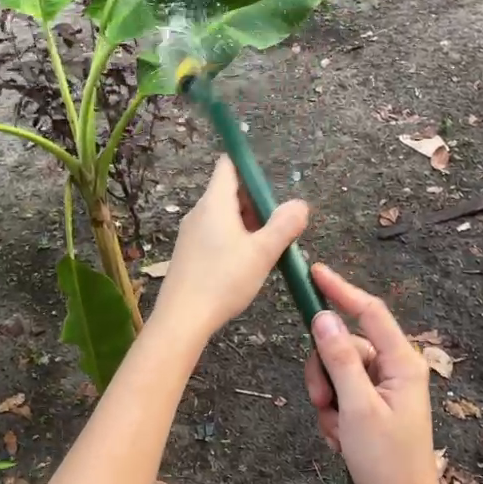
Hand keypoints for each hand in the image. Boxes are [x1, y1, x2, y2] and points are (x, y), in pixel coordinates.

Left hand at [150, 157, 308, 345]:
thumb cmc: (223, 281)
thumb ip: (284, 226)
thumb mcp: (262, 253)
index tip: (271, 191)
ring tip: (264, 252)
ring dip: (247, 227)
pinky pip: (215, 236)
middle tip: (276, 229)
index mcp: (214, 203)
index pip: (229, 165)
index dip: (251, 169)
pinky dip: (233, 242)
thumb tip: (300, 204)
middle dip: (256, 205)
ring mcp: (190, 234)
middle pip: (229, 192)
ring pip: (224, 217)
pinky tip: (244, 267)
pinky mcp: (188, 254)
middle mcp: (199, 212)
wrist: (182, 318)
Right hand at [302, 263, 446, 483]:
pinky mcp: (371, 408)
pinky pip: (340, 395)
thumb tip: (323, 317)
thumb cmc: (386, 461)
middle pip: (344, 346)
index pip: (369, 312)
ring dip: (327, 400)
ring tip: (336, 430)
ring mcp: (383, 389)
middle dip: (325, 373)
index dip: (341, 290)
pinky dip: (333, 415)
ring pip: (337, 372)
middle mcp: (394, 369)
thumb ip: (340, 360)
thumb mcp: (357, 407)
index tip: (314, 272)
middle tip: (322, 404)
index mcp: (402, 362)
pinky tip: (341, 440)